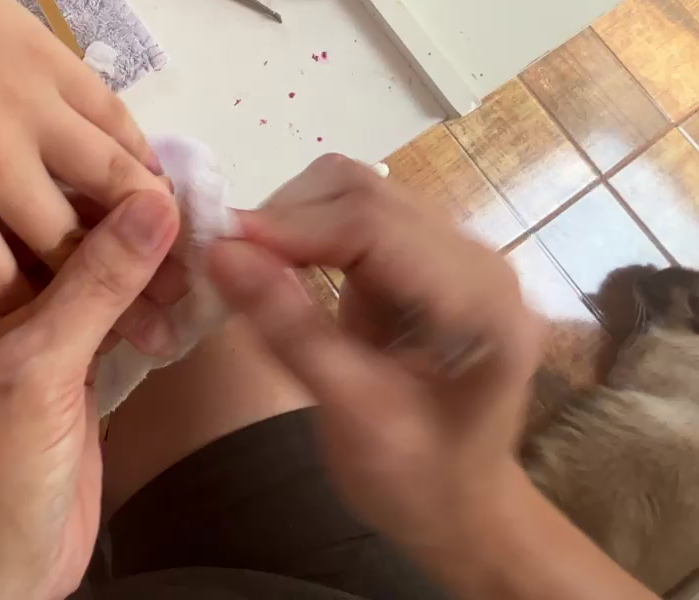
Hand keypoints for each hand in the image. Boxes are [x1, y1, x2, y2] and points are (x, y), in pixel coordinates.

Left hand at [0, 0, 166, 357]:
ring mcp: (36, 106)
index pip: (2, 287)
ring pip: (114, 181)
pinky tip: (147, 173)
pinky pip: (116, 118)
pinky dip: (140, 151)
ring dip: (139, 219)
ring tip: (152, 239)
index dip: (19, 310)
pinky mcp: (59, 62)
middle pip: (66, 246)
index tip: (27, 308)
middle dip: (83, 277)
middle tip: (98, 284)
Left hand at [0, 189, 179, 599]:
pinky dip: (146, 304)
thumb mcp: (39, 365)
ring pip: (94, 265)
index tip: (148, 172)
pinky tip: (177, 306)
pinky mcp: (70, 353)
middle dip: (121, 225)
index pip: (15, 195)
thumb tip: (160, 202)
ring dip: (143, 268)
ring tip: (185, 277)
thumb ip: (99, 283)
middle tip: (182, 223)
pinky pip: (113, 306)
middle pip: (60, 226)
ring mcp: (32, 319)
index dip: (80, 178)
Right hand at [206, 155, 543, 591]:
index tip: (218, 244)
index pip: (374, 226)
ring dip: (290, 214)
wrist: (461, 510)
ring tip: (249, 260)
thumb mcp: (352, 416)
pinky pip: (350, 210)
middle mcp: (473, 257)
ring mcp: (447, 250)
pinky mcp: (417, 252)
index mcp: (481, 300)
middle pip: (364, 192)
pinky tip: (276, 260)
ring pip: (352, 188)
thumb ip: (288, 330)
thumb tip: (217, 252)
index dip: (290, 225)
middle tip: (228, 257)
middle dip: (286, 215)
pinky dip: (301, 224)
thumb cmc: (417, 480)